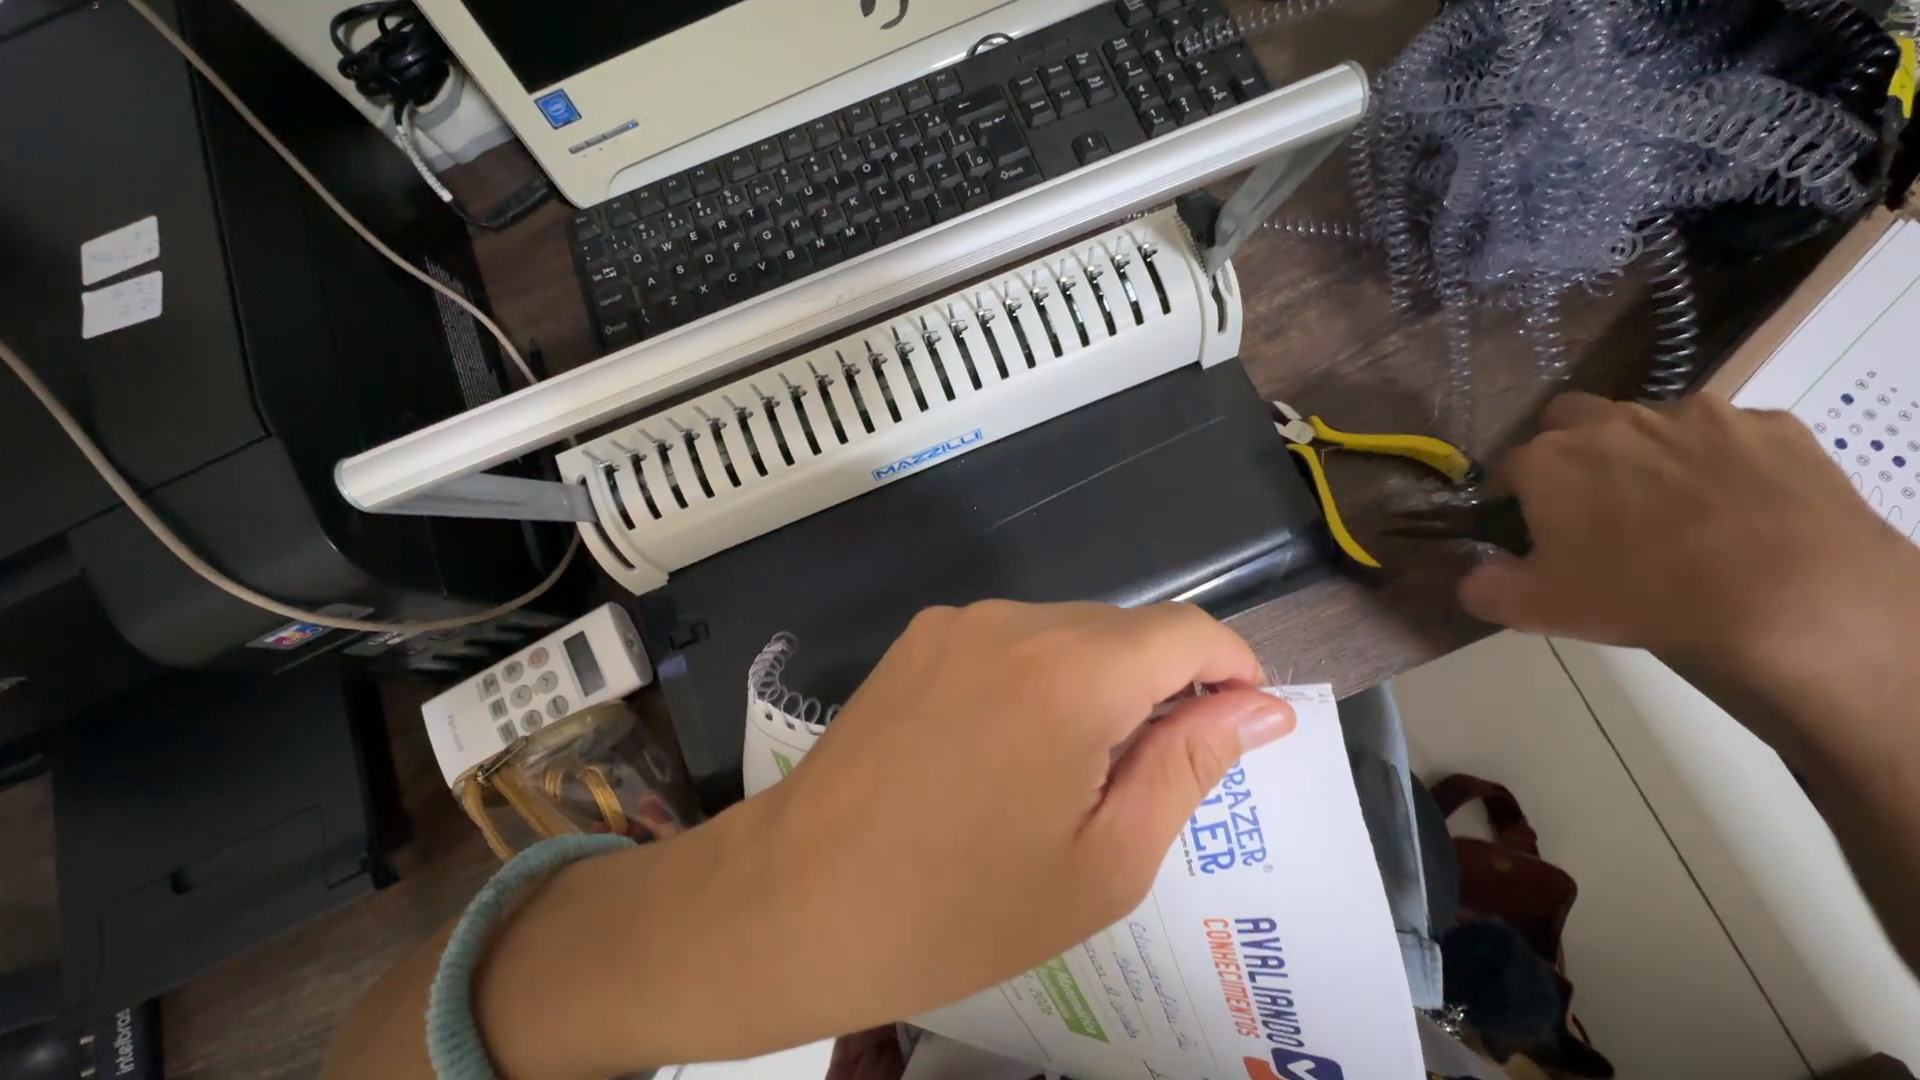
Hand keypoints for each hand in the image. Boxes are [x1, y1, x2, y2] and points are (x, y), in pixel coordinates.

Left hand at [340, 602, 1295, 1079]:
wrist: (797, 898)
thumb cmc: (962, 906)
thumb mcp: (1104, 861)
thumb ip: (1189, 764)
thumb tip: (1261, 705)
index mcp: (1074, 672)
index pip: (1191, 630)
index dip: (1232, 672)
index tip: (1233, 732)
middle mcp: (1016, 621)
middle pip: (1129, 630)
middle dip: (1160, 689)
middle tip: (1138, 785)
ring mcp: (958, 623)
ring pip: (1070, 633)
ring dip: (1096, 686)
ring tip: (1063, 779)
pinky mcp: (919, 638)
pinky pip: (1011, 641)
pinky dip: (1038, 679)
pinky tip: (1003, 752)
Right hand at [1460, 392, 1919, 666]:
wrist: (1793, 598)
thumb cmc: (1641, 598)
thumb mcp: (1538, 610)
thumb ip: (1483, 587)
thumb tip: (1470, 575)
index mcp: (1548, 460)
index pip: (1505, 467)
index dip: (1510, 498)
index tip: (1527, 530)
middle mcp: (1613, 422)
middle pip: (1568, 419)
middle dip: (1569, 450)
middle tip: (1590, 504)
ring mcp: (1697, 416)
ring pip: (1649, 421)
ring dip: (1644, 451)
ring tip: (1671, 508)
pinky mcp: (1770, 425)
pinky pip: (1727, 435)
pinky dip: (1718, 461)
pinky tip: (1736, 506)